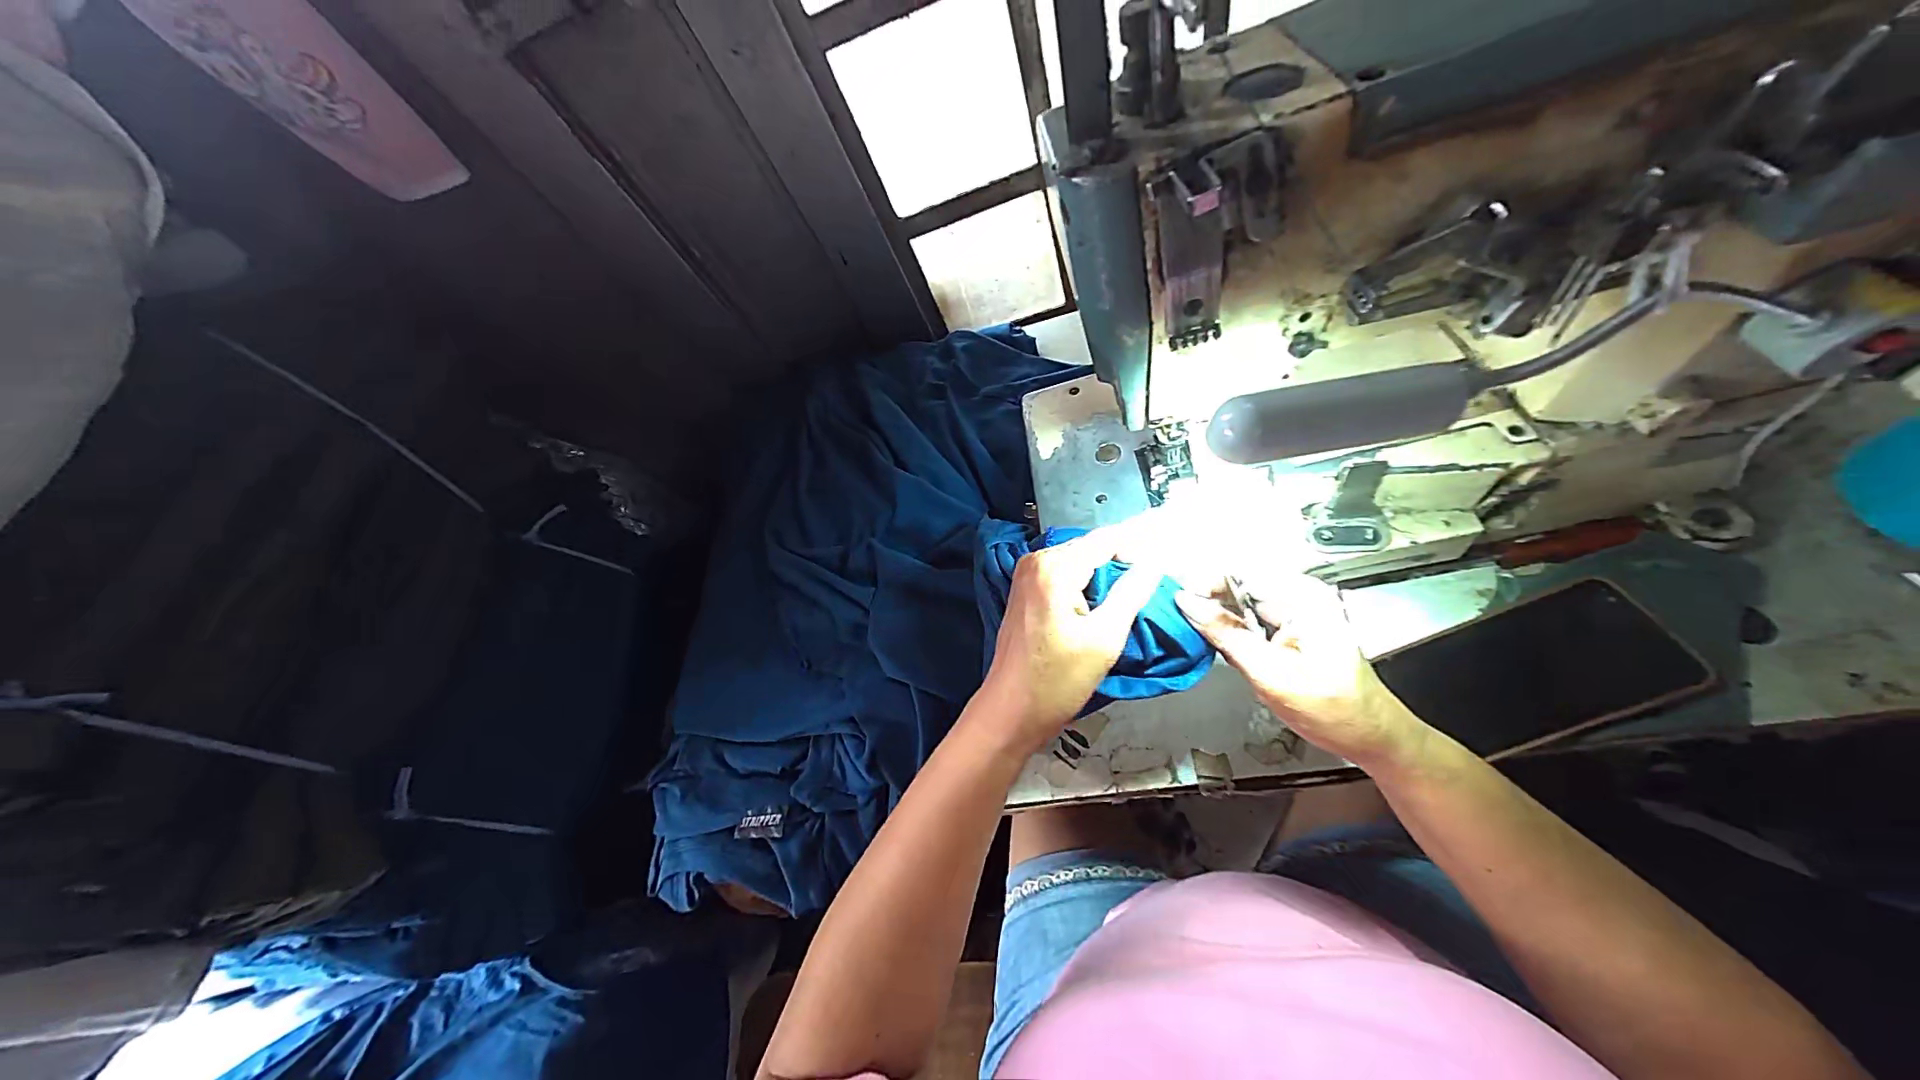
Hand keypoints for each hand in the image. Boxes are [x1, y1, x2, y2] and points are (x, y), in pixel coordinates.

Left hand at [975, 528, 1162, 756]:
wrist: (1010, 712)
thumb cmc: (1056, 682)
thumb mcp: (1104, 638)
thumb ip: (1131, 592)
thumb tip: (1154, 562)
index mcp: (1053, 568)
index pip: (1108, 539)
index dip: (1143, 534)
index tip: (1172, 528)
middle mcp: (1036, 562)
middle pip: (1093, 546)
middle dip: (1129, 548)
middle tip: (1167, 550)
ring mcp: (1027, 576)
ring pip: (1081, 559)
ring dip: (1112, 563)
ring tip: (1149, 566)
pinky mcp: (1027, 592)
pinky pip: (1067, 573)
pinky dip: (1092, 576)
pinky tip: (1116, 583)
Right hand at [1175, 575, 1431, 770]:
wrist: (1373, 737)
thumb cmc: (1333, 711)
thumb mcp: (1270, 674)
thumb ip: (1226, 634)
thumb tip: (1188, 603)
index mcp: (1303, 597)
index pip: (1238, 575)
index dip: (1202, 586)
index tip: (1175, 604)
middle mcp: (1302, 595)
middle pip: (1238, 586)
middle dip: (1209, 604)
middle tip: (1182, 626)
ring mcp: (1300, 609)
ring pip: (1242, 603)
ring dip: (1220, 619)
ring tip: (1199, 637)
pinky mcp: (1295, 625)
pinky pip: (1253, 617)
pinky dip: (1235, 631)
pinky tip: (1225, 647)